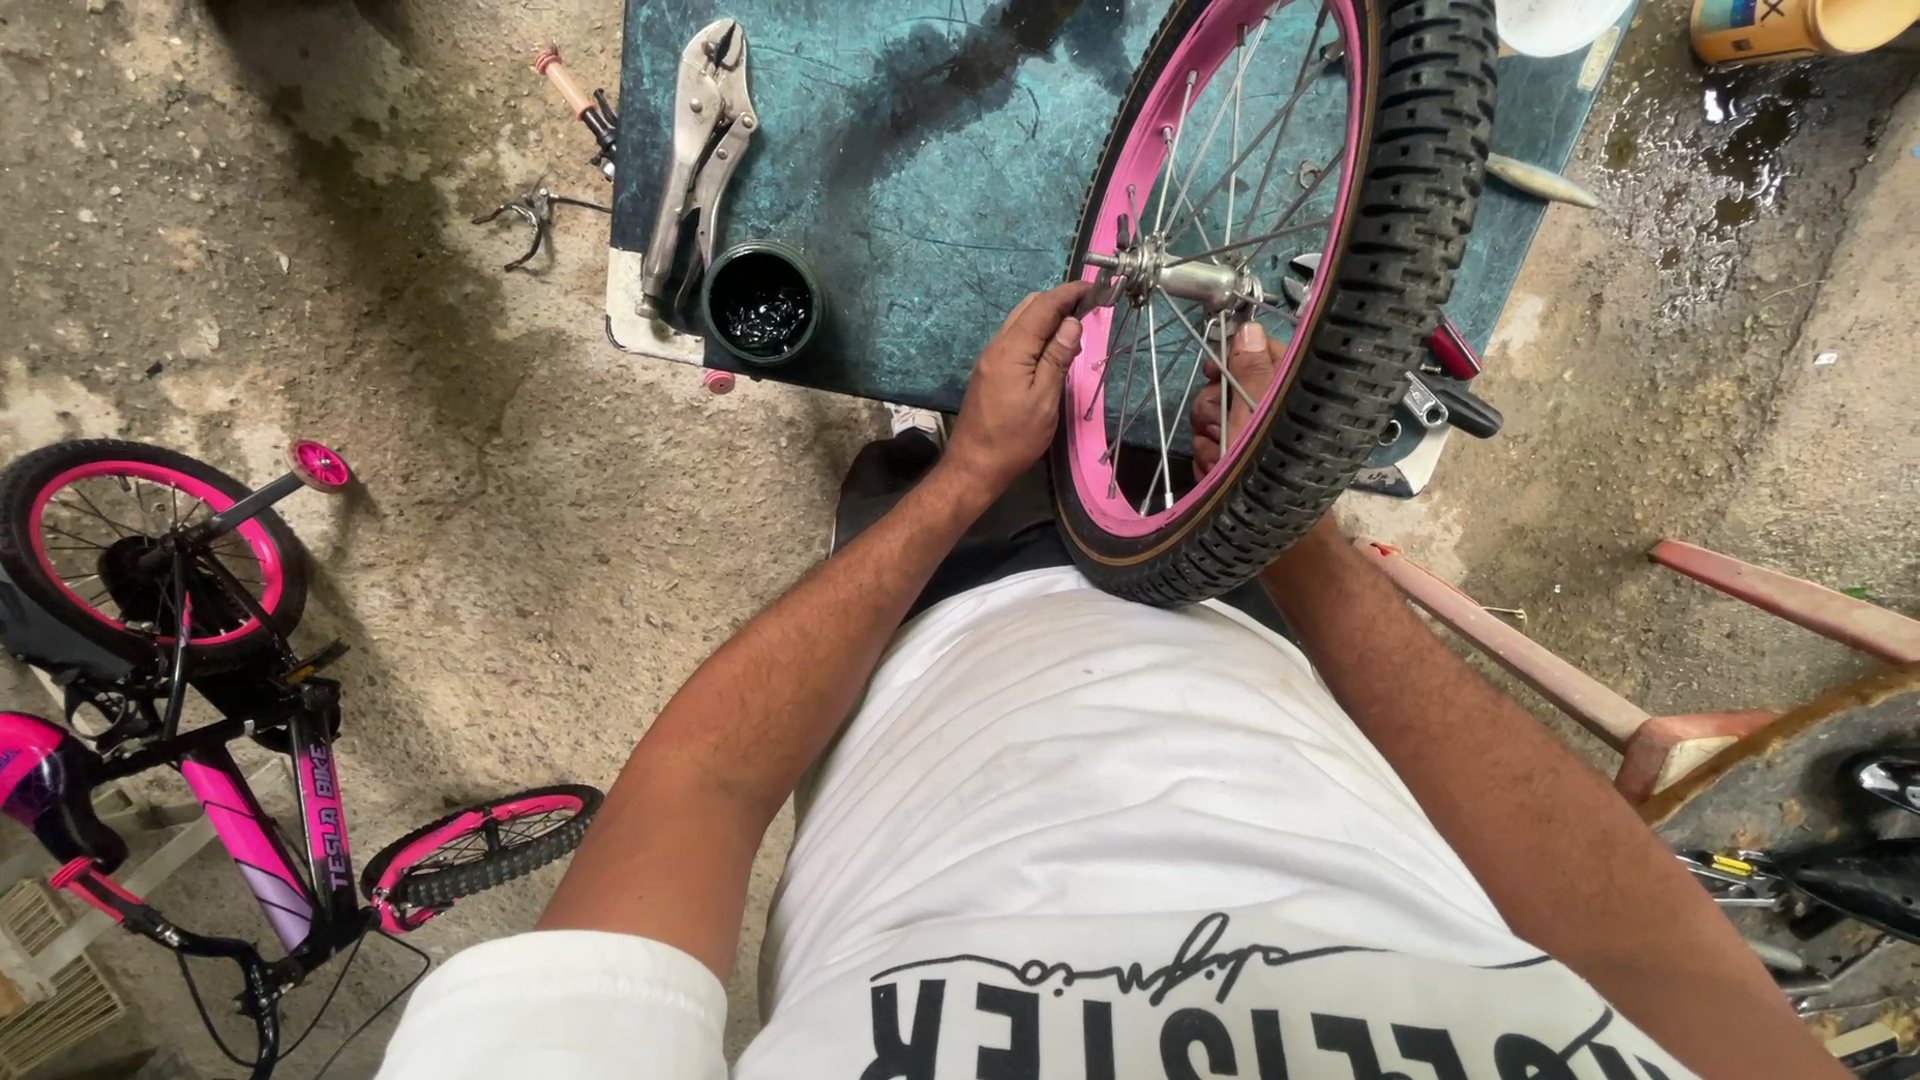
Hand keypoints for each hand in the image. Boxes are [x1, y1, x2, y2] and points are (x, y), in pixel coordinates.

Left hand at [940, 281, 1092, 499]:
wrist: (974, 465)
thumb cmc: (1013, 439)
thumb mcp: (1044, 401)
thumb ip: (1057, 359)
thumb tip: (1072, 323)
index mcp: (1011, 350)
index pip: (1043, 307)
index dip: (1069, 294)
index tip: (1094, 288)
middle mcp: (996, 347)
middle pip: (1028, 308)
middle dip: (1058, 301)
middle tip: (1088, 307)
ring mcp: (989, 359)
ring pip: (1019, 322)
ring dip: (1046, 317)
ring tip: (1074, 324)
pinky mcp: (989, 372)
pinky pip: (1013, 339)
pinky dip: (1034, 333)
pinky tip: (1050, 346)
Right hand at [1190, 320, 1280, 480]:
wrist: (1268, 529)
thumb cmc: (1272, 468)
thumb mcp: (1262, 413)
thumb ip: (1254, 371)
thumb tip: (1248, 328)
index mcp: (1285, 391)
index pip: (1258, 352)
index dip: (1232, 354)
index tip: (1210, 368)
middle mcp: (1266, 411)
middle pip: (1221, 389)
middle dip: (1212, 410)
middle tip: (1221, 428)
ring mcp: (1247, 439)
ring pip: (1209, 423)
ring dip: (1209, 442)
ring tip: (1222, 461)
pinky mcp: (1232, 464)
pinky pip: (1206, 451)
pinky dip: (1208, 463)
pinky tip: (1218, 474)